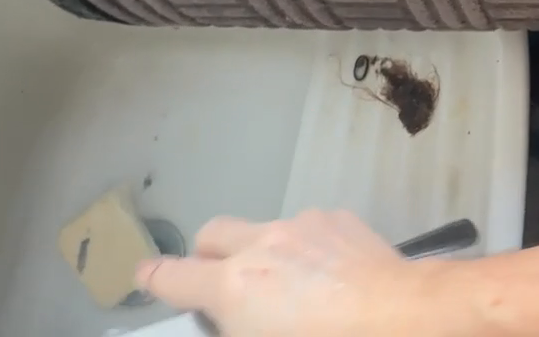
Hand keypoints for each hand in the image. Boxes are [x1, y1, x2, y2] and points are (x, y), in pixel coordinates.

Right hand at [136, 209, 435, 336]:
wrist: (393, 313)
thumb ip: (233, 323)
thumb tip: (234, 315)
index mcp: (234, 284)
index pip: (174, 277)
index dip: (154, 278)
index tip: (145, 274)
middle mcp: (263, 243)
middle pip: (214, 233)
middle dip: (208, 255)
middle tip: (222, 282)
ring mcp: (304, 223)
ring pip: (264, 229)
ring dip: (263, 252)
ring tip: (291, 286)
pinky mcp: (338, 216)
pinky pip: (306, 227)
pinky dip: (303, 245)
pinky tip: (326, 273)